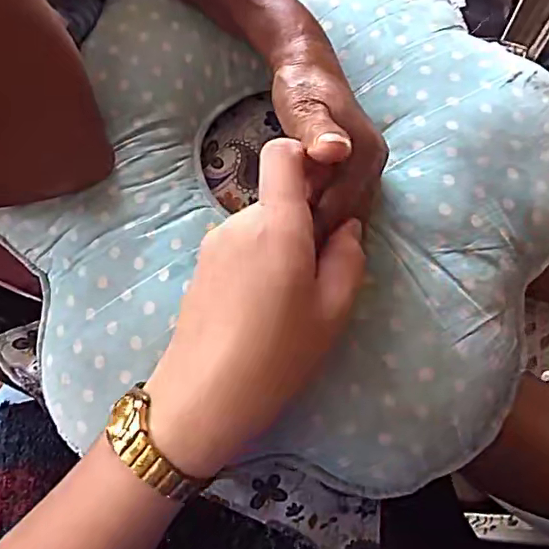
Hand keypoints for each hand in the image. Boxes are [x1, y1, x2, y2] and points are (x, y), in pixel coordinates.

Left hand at [144, 138, 365, 477]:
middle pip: (276, 197)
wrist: (202, 394)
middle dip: (302, 220)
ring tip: (290, 298)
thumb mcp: (332, 310)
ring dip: (280, 244)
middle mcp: (239, 221)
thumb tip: (345, 226)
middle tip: (320, 268)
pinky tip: (260, 306)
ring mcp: (213, 242)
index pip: (281, 154)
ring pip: (259, 225)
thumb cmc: (277, 354)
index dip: (307, 158)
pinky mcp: (200, 265)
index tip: (329, 191)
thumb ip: (347, 257)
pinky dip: (257, 260)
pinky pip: (239, 246)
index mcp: (275, 223)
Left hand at [271, 50, 386, 235]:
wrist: (307, 67)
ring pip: (344, 213)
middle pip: (346, 214)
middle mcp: (372, 165)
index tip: (283, 245)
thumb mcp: (304, 105)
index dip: (315, 227)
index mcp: (366, 153)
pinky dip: (319, 217)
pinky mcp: (353, 173)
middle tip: (280, 251)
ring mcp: (365, 170)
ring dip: (318, 228)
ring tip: (284, 244)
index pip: (343, 206)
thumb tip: (335, 151)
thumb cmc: (302, 87)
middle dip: (316, 232)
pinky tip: (294, 228)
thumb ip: (317, 129)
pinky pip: (338, 205)